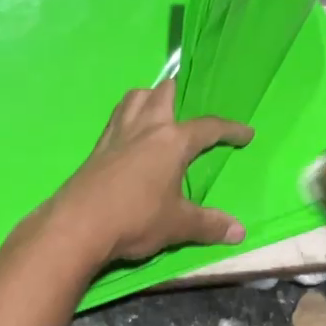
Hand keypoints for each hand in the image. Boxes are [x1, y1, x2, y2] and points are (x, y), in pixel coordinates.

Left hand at [52, 81, 253, 263]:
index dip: (230, 129)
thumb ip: (210, 224)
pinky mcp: (97, 148)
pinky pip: (117, 118)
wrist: (78, 226)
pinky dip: (128, 117)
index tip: (246, 133)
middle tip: (191, 106)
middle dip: (181, 93)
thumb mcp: (179, 225)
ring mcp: (117, 134)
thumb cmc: (136, 218)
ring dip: (149, 98)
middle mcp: (146, 127)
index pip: (208, 127)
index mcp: (172, 141)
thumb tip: (240, 232)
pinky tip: (131, 137)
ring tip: (159, 113)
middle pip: (164, 93)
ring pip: (135, 98)